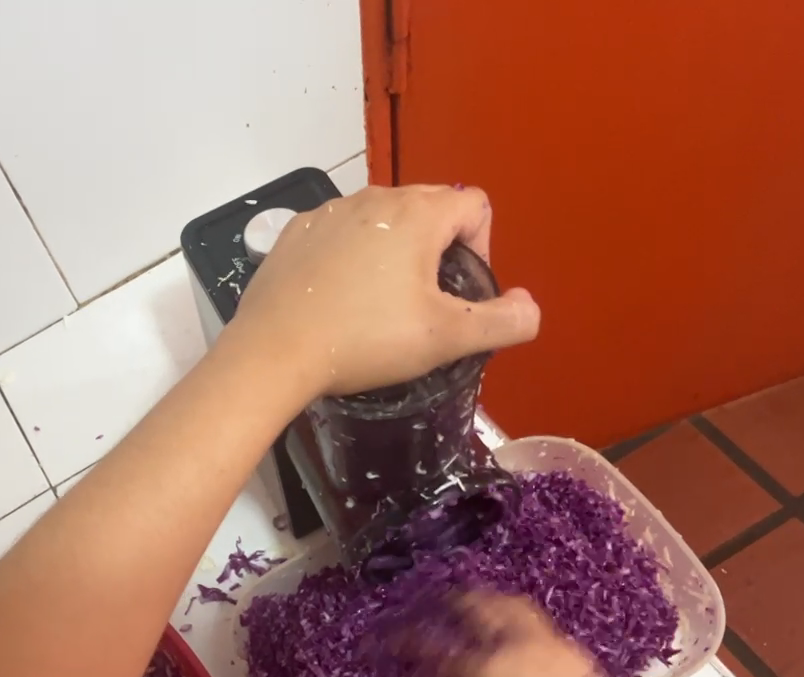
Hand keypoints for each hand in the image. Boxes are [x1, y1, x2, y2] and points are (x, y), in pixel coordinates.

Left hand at [222, 185, 540, 397]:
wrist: (274, 352)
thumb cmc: (364, 340)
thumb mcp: (444, 339)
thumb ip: (501, 322)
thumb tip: (529, 309)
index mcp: (418, 213)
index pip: (475, 206)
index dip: (481, 248)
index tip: (460, 294)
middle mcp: (374, 197)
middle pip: (427, 210)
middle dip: (436, 252)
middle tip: (421, 306)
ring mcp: (328, 212)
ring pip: (379, 223)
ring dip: (390, 255)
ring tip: (375, 307)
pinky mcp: (294, 234)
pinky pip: (336, 237)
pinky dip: (346, 261)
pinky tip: (335, 300)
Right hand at [420, 593, 654, 676]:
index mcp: (484, 669)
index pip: (435, 644)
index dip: (410, 639)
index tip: (397, 639)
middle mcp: (512, 645)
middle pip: (474, 605)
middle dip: (448, 601)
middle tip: (433, 605)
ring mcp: (544, 641)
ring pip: (507, 604)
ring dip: (483, 599)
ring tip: (469, 605)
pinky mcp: (568, 647)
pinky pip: (531, 618)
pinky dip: (509, 613)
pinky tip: (506, 630)